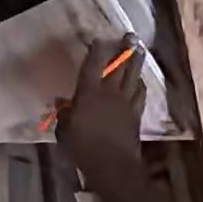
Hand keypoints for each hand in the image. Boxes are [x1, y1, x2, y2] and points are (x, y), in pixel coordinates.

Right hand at [59, 36, 147, 190]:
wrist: (113, 165)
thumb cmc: (83, 147)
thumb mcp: (65, 131)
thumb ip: (64, 115)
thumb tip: (61, 103)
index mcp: (89, 91)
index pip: (94, 63)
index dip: (97, 49)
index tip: (100, 38)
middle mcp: (109, 91)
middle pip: (120, 65)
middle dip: (126, 48)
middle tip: (131, 35)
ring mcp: (125, 102)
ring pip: (133, 76)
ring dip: (137, 62)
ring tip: (141, 50)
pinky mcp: (136, 114)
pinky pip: (140, 94)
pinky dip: (141, 85)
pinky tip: (141, 82)